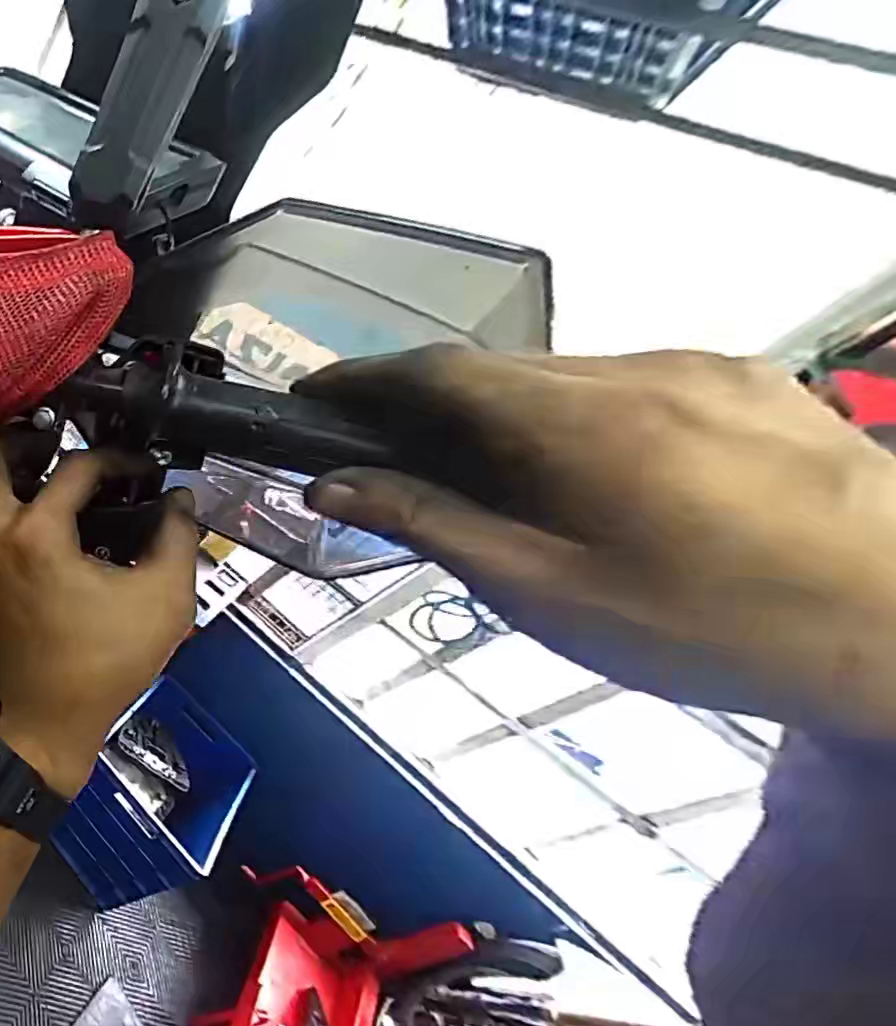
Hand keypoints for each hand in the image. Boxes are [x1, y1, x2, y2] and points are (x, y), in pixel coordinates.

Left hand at [0, 442, 197, 794]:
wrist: (46, 719)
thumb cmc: (103, 663)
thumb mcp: (162, 601)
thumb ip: (176, 541)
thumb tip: (180, 504)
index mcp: (37, 533)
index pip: (75, 469)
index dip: (116, 461)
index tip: (143, 473)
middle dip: (20, 439)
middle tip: (56, 446)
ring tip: (31, 473)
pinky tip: (20, 515)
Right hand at [297, 345, 895, 738]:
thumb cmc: (706, 625)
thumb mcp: (538, 587)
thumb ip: (427, 523)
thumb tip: (328, 486)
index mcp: (578, 421)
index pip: (437, 371)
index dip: (361, 377)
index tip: (309, 393)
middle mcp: (637, 371)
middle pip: (489, 368)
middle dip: (412, 397)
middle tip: (369, 446)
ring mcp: (701, 371)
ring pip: (549, 373)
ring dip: (480, 408)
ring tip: (460, 465)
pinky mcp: (746, 385)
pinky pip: (611, 382)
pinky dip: (548, 410)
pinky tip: (557, 463)